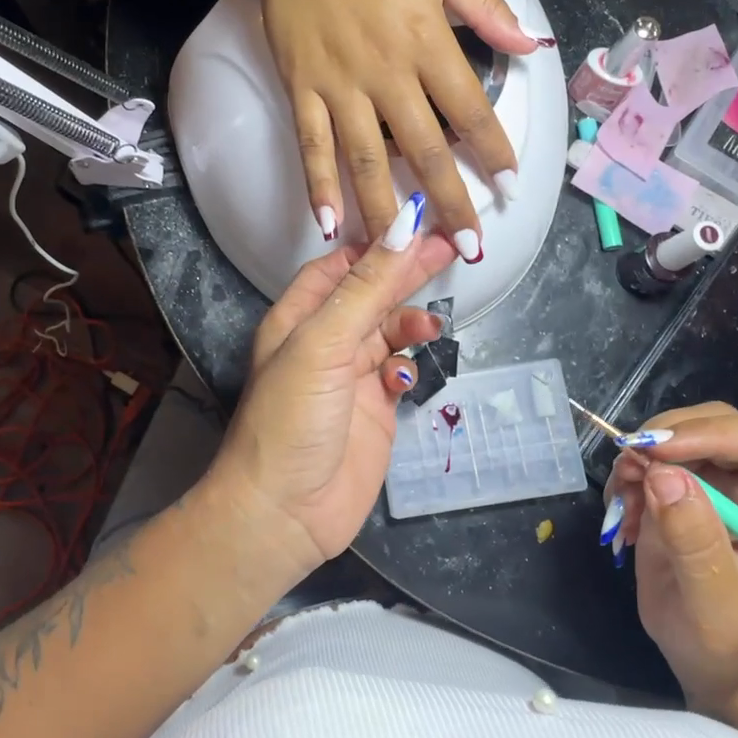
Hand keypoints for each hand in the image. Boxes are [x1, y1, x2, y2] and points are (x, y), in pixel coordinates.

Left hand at [209, 202, 456, 569]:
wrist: (285, 512)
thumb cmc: (292, 418)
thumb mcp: (326, 343)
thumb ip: (368, 287)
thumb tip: (404, 225)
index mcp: (298, 317)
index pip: (341, 265)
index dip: (379, 245)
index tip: (421, 225)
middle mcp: (323, 341)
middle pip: (371, 294)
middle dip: (406, 274)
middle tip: (451, 250)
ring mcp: (350, 377)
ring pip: (390, 332)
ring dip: (411, 324)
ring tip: (430, 329)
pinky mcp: (374, 410)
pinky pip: (398, 372)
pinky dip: (408, 367)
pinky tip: (408, 377)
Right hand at [238, 0, 544, 256]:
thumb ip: (487, 7)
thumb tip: (531, 48)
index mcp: (427, 40)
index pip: (470, 108)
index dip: (493, 151)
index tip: (510, 188)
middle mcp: (387, 72)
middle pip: (424, 148)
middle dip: (449, 201)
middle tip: (467, 246)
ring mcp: (339, 85)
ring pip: (368, 159)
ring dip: (386, 208)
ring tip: (401, 252)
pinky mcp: (301, 89)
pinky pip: (312, 145)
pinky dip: (319, 185)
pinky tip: (330, 223)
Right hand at [604, 404, 737, 708]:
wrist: (708, 661)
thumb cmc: (727, 645)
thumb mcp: (716, 608)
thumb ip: (697, 546)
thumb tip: (665, 476)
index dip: (710, 434)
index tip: (655, 451)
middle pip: (721, 422)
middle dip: (669, 437)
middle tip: (628, 466)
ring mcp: (726, 483)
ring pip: (683, 432)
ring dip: (643, 455)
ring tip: (622, 499)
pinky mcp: (689, 487)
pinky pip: (656, 455)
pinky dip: (630, 471)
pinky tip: (623, 509)